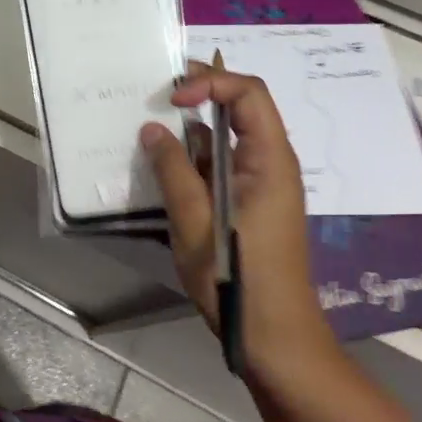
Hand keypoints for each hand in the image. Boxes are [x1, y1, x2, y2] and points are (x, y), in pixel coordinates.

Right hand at [139, 62, 334, 376]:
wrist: (274, 339)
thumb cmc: (239, 276)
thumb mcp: (195, 220)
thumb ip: (172, 169)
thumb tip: (152, 128)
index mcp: (270, 160)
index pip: (248, 93)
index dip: (210, 82)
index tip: (172, 98)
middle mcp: (269, 163)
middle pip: (240, 106)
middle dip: (198, 93)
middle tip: (155, 93)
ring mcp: (259, 184)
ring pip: (225, 136)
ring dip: (190, 128)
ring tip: (147, 127)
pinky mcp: (246, 203)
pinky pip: (219, 164)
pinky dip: (191, 157)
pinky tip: (160, 166)